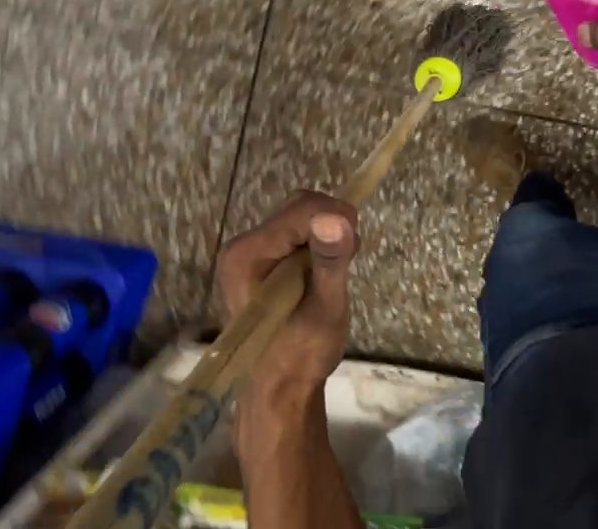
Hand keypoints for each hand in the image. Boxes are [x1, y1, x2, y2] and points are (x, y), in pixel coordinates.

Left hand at [217, 191, 358, 411]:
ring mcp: (250, 251)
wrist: (280, 390)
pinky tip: (321, 273)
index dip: (336, 219)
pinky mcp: (262, 259)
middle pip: (301, 206)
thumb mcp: (324, 309)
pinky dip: (319, 244)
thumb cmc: (300, 355)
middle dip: (332, 224)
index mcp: (247, 254)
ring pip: (302, 215)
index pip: (303, 209)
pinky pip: (298, 231)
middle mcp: (242, 245)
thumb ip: (330, 261)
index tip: (355, 248)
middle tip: (347, 260)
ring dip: (328, 234)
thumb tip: (338, 216)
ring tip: (334, 272)